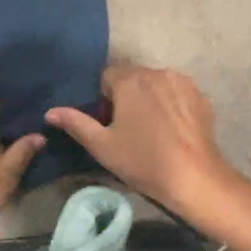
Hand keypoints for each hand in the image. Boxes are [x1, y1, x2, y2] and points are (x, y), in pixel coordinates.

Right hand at [45, 66, 231, 213]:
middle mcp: (157, 72)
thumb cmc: (142, 161)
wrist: (193, 177)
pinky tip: (170, 130)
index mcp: (131, 80)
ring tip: (150, 130)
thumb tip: (50, 112)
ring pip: (155, 84)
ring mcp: (182, 83)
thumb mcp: (102, 146)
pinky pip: (176, 94)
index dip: (103, 100)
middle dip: (126, 97)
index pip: (106, 78)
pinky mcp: (200, 97)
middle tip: (127, 129)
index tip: (107, 124)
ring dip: (148, 99)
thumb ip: (75, 123)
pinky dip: (170, 105)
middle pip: (132, 78)